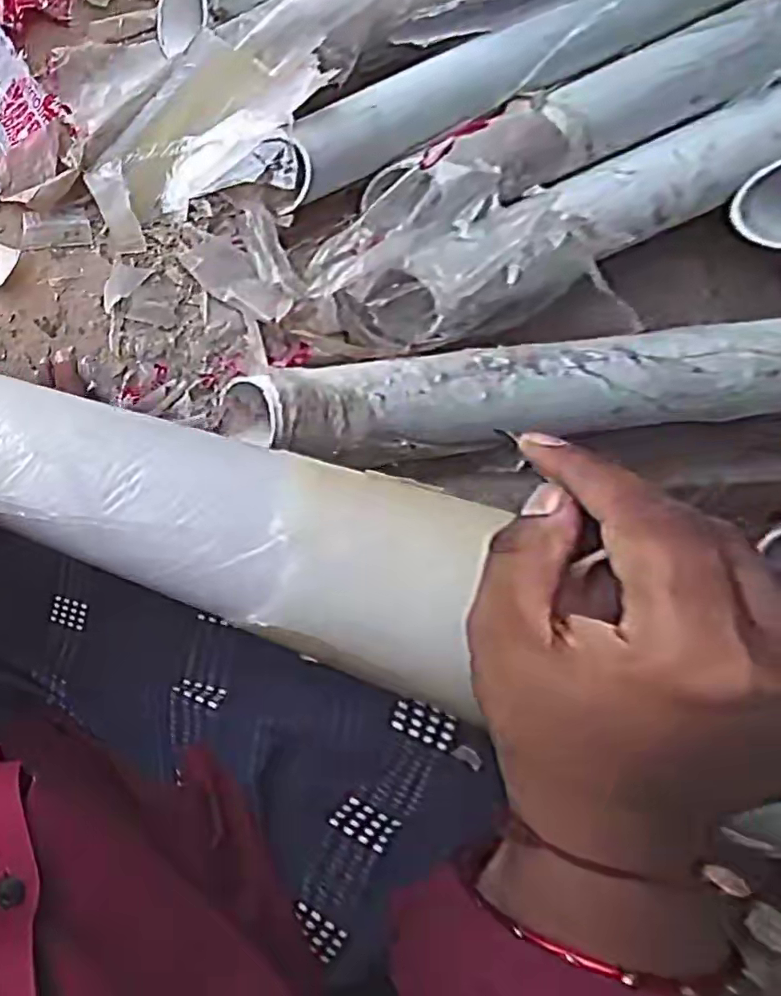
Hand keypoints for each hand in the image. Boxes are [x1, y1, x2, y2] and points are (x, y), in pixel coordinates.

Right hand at [469, 434, 780, 870]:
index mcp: (691, 651)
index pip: (654, 529)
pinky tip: (635, 579)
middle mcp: (774, 656)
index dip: (595, 476)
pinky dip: (691, 561)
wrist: (611, 807)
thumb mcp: (502, 636)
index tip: (544, 447)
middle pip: (706, 533)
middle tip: (556, 497)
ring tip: (588, 551)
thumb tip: (555, 500)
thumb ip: (525, 559)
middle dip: (624, 501)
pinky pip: (755, 585)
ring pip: (739, 553)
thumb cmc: (544, 725)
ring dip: (656, 532)